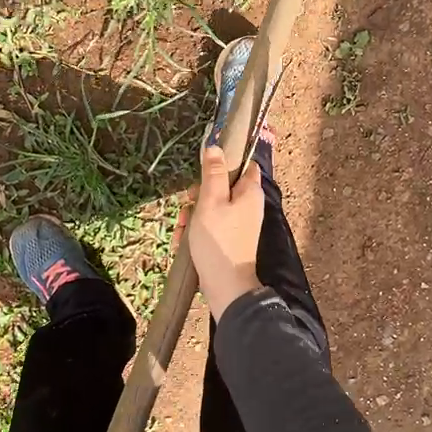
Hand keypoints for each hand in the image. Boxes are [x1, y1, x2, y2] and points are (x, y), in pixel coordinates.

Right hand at [186, 144, 264, 318]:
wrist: (226, 286)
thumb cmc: (219, 240)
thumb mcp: (211, 202)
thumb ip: (213, 173)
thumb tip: (216, 145)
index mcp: (250, 192)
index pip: (244, 165)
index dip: (224, 163)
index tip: (205, 168)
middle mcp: (247, 206)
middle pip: (220, 187)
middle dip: (198, 196)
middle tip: (188, 205)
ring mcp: (237, 224)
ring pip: (210, 208)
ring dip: (192, 216)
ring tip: (183, 229)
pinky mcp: (227, 239)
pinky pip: (209, 226)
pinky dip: (195, 231)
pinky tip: (182, 242)